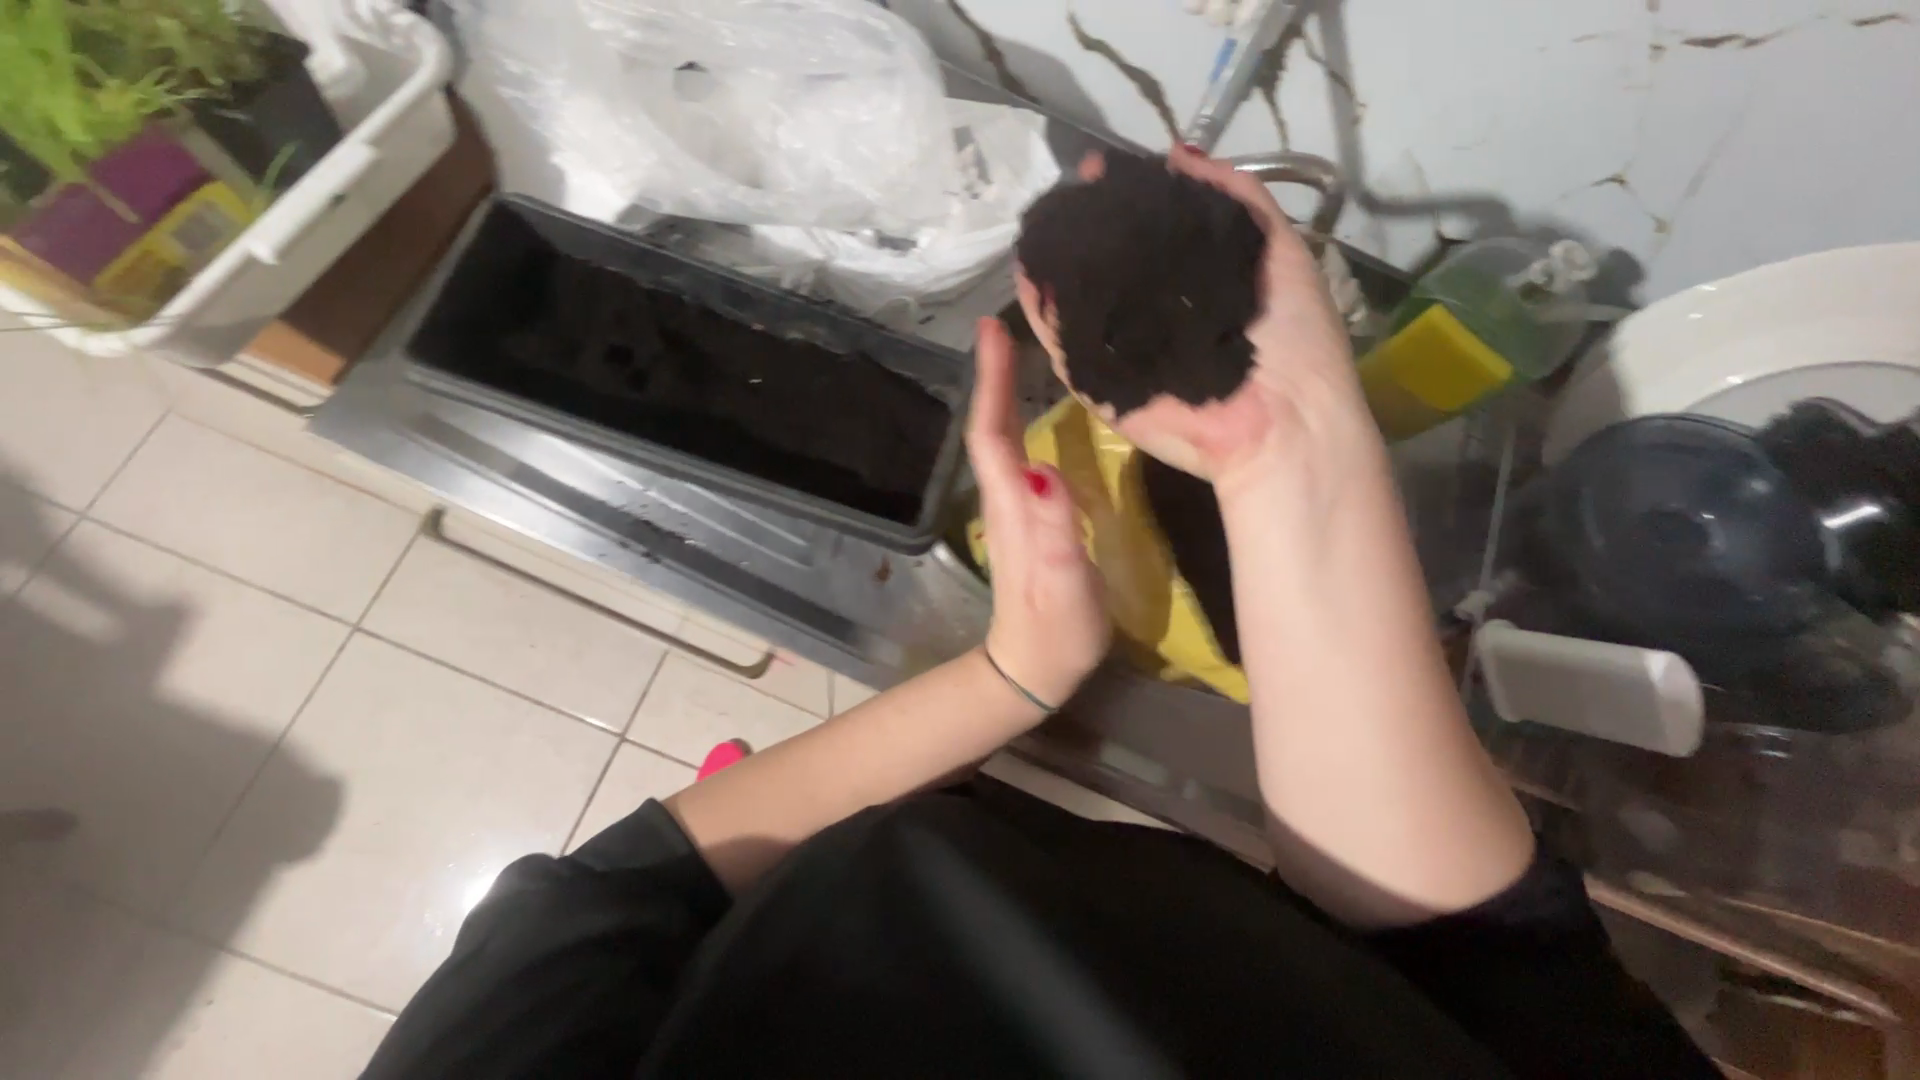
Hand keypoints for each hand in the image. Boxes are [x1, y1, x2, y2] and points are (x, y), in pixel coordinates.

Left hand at [966, 316, 1109, 709]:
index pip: (992, 434)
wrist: (1035, 668)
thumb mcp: (1064, 583)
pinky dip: (1025, 425)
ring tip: (1023, 355)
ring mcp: (1015, 511)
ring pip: (1005, 440)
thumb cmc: (1055, 630)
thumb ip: (1054, 529)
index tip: (991, 331)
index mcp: (1011, 506)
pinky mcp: (1031, 522)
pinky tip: (1043, 415)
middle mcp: (1006, 500)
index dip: (991, 383)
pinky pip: (1022, 457)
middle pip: (993, 429)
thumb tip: (1041, 469)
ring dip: (1007, 395)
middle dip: (995, 377)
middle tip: (1004, 327)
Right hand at [1015, 148, 1369, 497]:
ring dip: (1055, 260)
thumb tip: (1179, 154)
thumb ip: (1236, 201)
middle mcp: (1149, 313)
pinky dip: (1039, 309)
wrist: (1283, 423)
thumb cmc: (1291, 340)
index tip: (1104, 171)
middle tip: (1069, 191)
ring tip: (1041, 220)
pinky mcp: (1097, 383)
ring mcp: (1119, 349)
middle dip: (1084, 225)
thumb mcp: (1276, 251)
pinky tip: (1026, 268)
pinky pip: (1060, 342)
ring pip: (1075, 299)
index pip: (1144, 235)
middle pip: (1105, 263)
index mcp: (1188, 284)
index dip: (1124, 200)